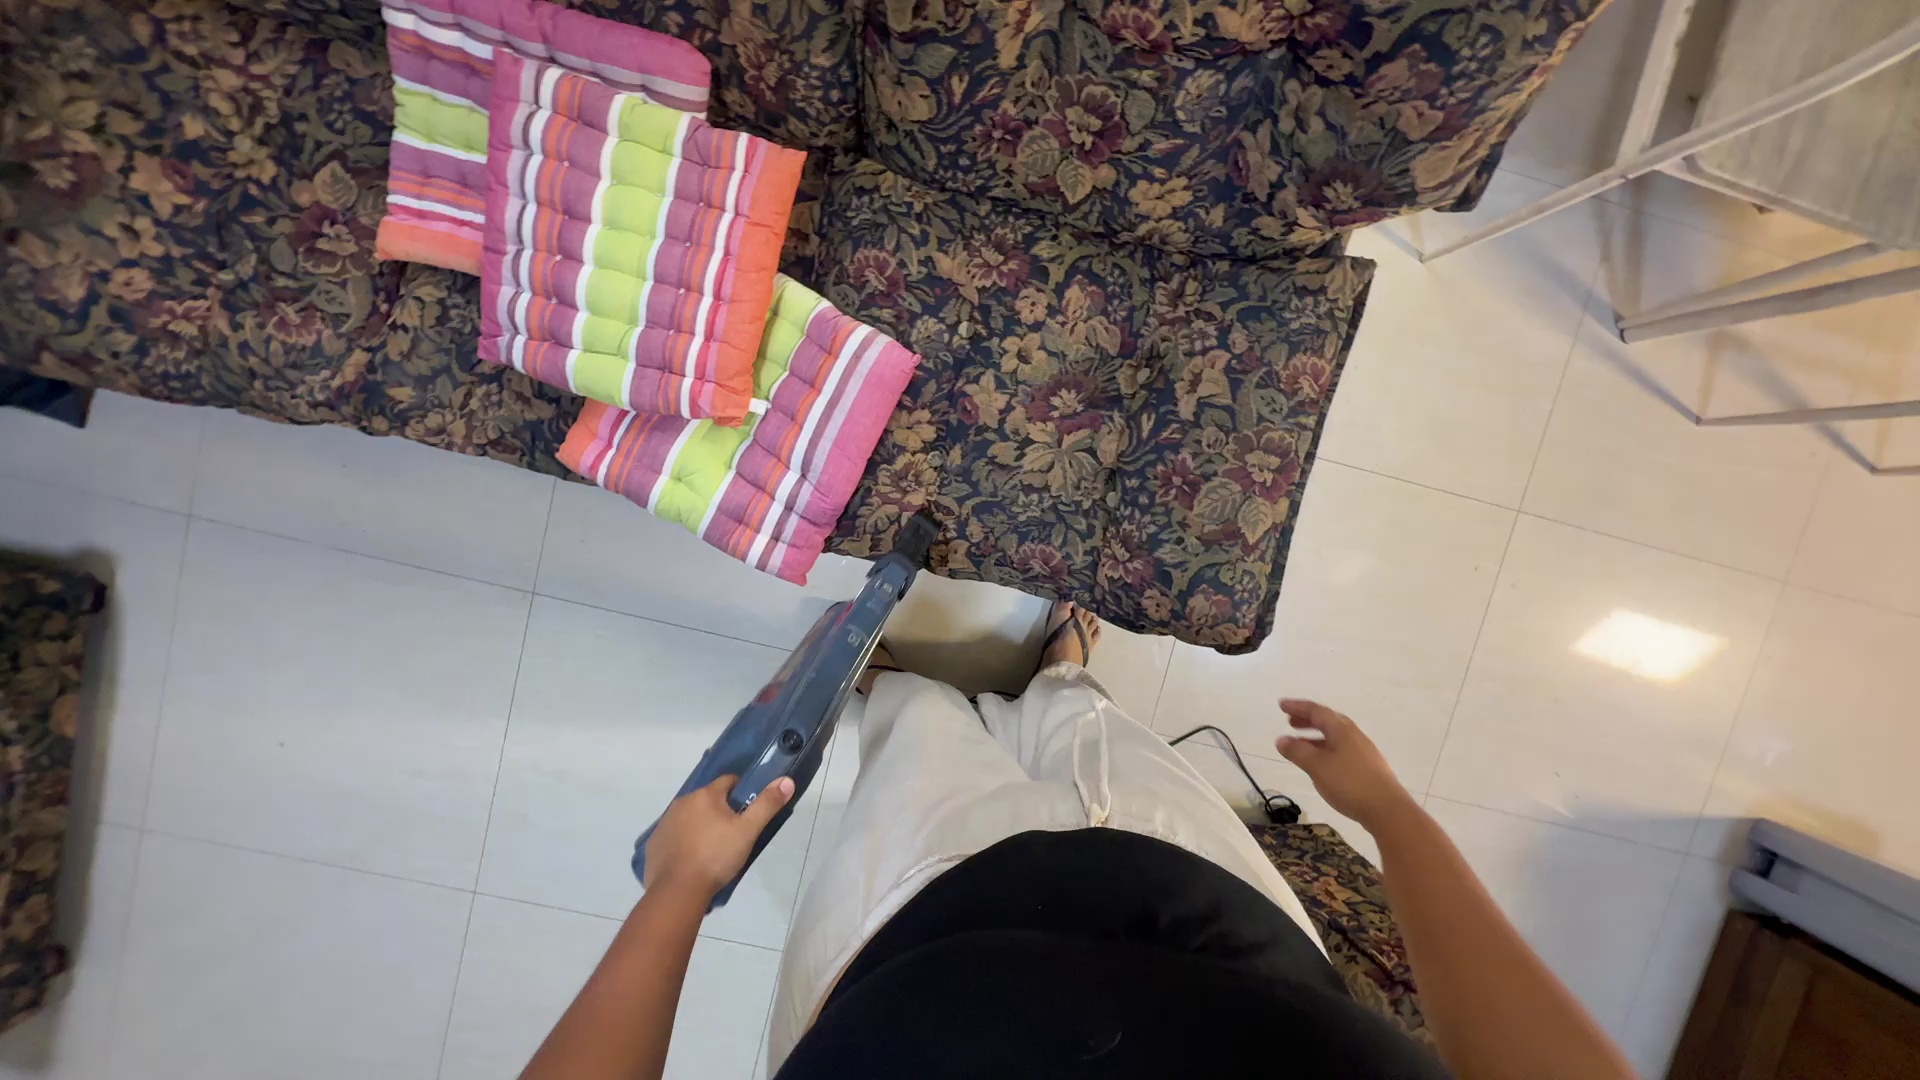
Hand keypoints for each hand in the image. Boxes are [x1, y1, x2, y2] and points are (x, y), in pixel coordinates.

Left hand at [642, 775, 794, 901]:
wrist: (677, 891)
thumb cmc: (716, 857)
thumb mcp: (748, 831)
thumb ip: (767, 804)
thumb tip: (786, 780)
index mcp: (706, 795)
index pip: (728, 781)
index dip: (741, 793)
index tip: (746, 813)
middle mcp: (682, 802)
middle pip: (708, 799)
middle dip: (720, 811)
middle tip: (732, 835)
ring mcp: (665, 823)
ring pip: (690, 816)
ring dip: (700, 825)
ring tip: (712, 850)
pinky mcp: (654, 843)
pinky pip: (674, 835)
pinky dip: (683, 842)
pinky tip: (691, 860)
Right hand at [1274, 699, 1417, 830]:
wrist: (1388, 810)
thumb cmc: (1349, 783)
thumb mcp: (1317, 766)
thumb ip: (1297, 751)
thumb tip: (1281, 739)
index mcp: (1341, 730)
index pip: (1317, 711)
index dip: (1298, 707)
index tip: (1282, 705)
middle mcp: (1354, 736)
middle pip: (1328, 721)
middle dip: (1308, 720)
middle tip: (1290, 722)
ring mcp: (1364, 752)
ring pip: (1336, 737)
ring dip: (1316, 736)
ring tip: (1301, 745)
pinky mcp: (1368, 768)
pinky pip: (1342, 750)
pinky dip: (1326, 750)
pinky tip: (1322, 765)